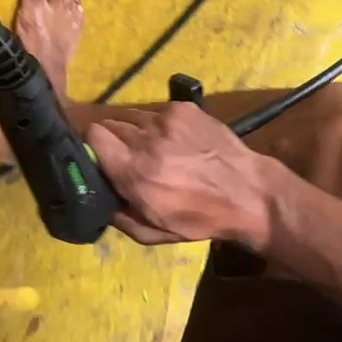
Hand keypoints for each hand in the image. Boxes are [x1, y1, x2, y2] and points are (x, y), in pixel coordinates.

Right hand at [85, 103, 275, 247]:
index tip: (101, 158)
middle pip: (111, 123)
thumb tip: (98, 194)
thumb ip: (118, 215)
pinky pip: (156, 111)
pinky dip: (158, 125)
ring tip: (153, 148)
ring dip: (135, 131)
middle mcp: (146, 139)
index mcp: (136, 171)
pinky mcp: (183, 108)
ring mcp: (166, 119)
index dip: (93, 145)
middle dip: (114, 140)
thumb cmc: (200, 218)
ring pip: (133, 115)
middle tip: (128, 157)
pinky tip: (175, 140)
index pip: (93, 135)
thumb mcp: (153, 233)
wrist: (247, 192)